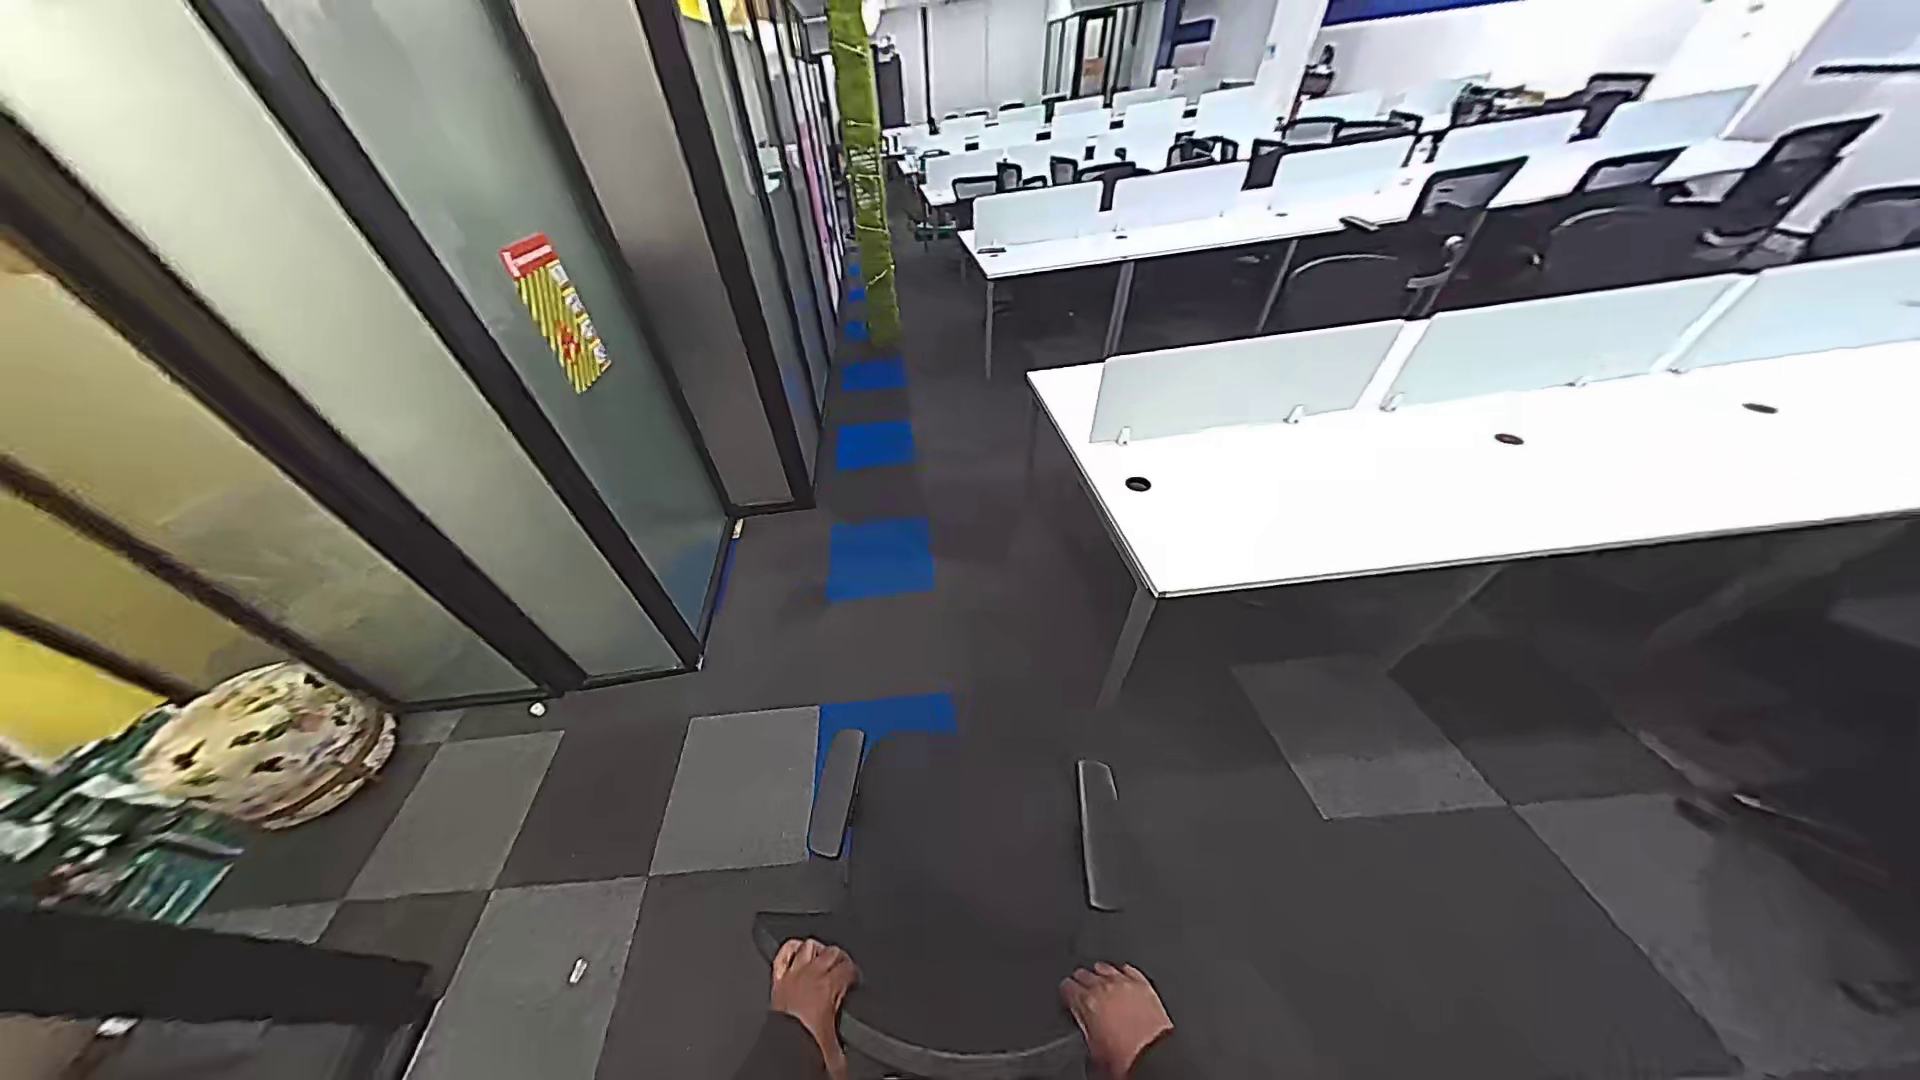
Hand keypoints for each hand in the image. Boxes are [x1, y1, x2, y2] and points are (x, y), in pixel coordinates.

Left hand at [771, 939, 858, 1079]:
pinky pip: (784, 954)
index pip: (849, 968)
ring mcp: (794, 974)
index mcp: (830, 986)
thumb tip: (846, 1054)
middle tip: (842, 969)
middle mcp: (813, 975)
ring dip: (817, 950)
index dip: (855, 973)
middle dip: (840, 958)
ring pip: (809, 946)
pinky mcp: (778, 980)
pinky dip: (791, 950)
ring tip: (821, 958)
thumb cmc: (806, 1047)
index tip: (855, 980)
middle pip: (832, 951)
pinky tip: (797, 953)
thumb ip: (844, 1040)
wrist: (782, 1054)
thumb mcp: (835, 1048)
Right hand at [1061, 962, 1173, 1078]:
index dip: (1067, 992)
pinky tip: (1123, 979)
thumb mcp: (1095, 1051)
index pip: (1067, 986)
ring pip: (1105, 967)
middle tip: (1083, 991)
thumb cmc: (1126, 1061)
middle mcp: (1103, 987)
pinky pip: (1128, 969)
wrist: (1156, 1060)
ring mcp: (1124, 982)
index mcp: (1087, 1003)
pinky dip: (1123, 973)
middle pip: (1084, 973)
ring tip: (1102, 983)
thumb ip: (1084, 1029)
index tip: (1068, 996)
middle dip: (1081, 982)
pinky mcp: (1143, 983)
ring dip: (1101, 975)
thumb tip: (1084, 1029)